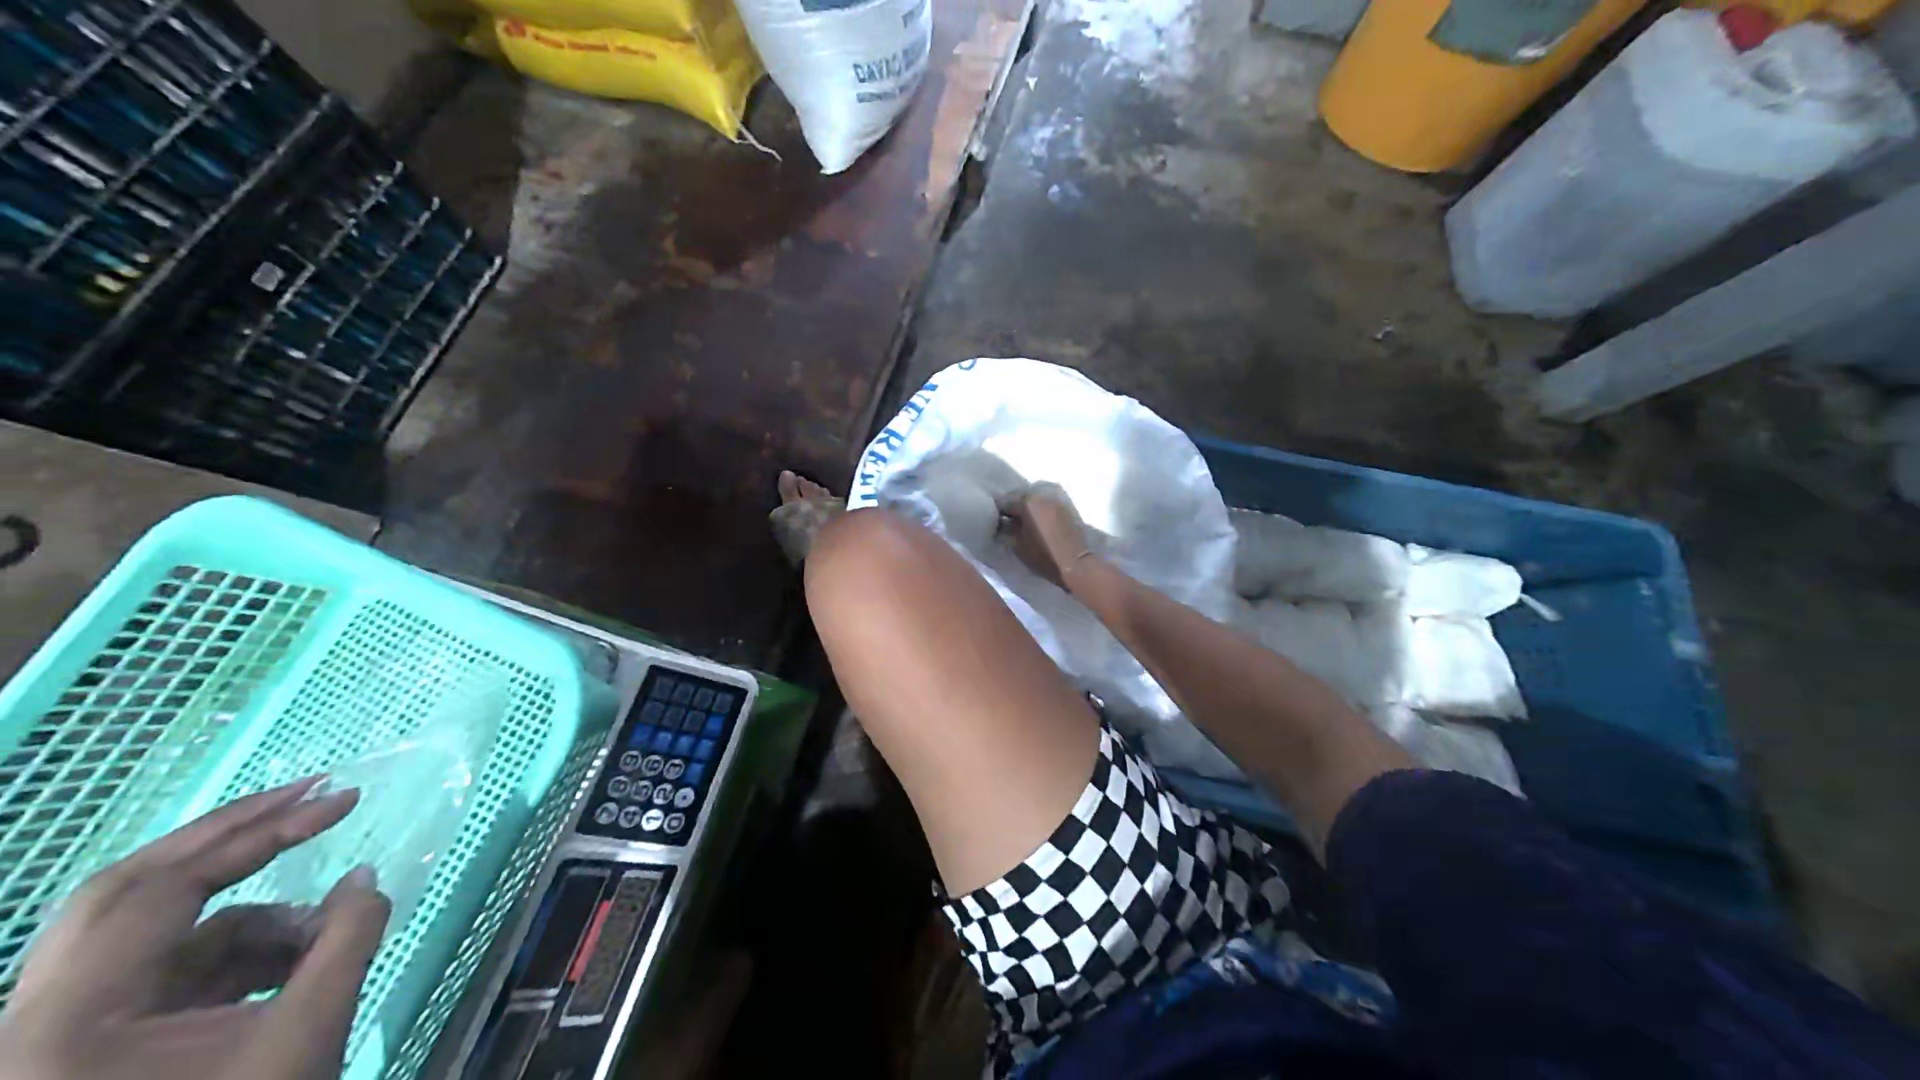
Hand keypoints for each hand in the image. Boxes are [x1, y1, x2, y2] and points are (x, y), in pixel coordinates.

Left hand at [0, 778, 391, 1079]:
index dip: (264, 830)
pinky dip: (239, 952)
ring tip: (321, 928)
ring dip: (249, 913)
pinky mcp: (88, 1046)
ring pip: (153, 929)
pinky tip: (295, 964)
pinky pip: (167, 968)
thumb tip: (362, 878)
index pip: (166, 886)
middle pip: (131, 887)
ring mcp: (52, 1035)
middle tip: (314, 794)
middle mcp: (30, 1021)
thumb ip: (347, 940)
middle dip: (234, 835)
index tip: (344, 797)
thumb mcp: (306, 1033)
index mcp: (63, 1023)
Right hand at [998, 483, 1097, 589]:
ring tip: (1023, 519)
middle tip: (1007, 520)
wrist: (1076, 562)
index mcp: (1026, 502)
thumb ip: (1007, 530)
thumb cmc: (1045, 555)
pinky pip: (1045, 499)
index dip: (996, 511)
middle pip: (1018, 494)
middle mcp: (1040, 493)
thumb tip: (1001, 523)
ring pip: (1033, 494)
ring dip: (1026, 504)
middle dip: (1012, 506)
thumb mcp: (1018, 545)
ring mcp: (1055, 496)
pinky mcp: (1065, 502)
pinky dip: (1038, 505)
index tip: (993, 520)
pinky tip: (1036, 517)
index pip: (1002, 500)